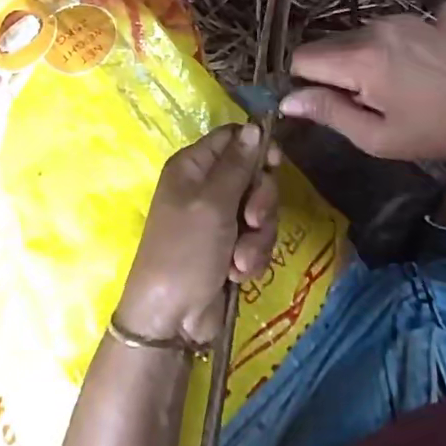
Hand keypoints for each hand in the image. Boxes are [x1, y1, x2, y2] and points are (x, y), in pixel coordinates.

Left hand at [117, 123, 279, 346]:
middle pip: (253, 174)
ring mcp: (219, 218)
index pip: (233, 138)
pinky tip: (238, 273)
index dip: (257, 146)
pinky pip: (257, 238)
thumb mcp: (212, 203)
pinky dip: (252, 256)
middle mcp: (206, 187)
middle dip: (260, 200)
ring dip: (257, 236)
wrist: (171, 319)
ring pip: (260, 209)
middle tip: (252, 220)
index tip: (275, 163)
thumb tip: (256, 125)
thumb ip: (237, 164)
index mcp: (193, 166)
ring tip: (239, 260)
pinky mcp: (231, 247)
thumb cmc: (184, 251)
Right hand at [282, 15, 445, 160]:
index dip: (301, 81)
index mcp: (361, 59)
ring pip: (346, 39)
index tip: (318, 103)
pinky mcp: (408, 18)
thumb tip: (287, 100)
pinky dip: (371, 51)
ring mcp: (392, 20)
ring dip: (349, 62)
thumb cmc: (431, 132)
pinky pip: (370, 33)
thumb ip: (328, 113)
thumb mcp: (375, 137)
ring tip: (381, 90)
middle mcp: (371, 29)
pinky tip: (397, 74)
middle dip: (327, 74)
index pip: (302, 58)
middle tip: (356, 104)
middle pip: (323, 46)